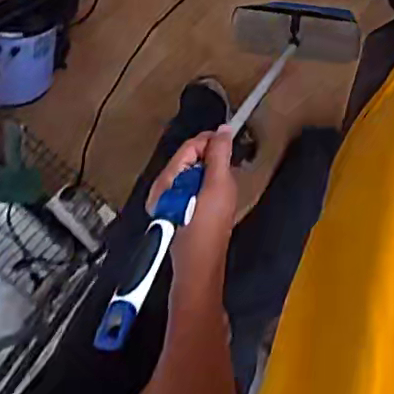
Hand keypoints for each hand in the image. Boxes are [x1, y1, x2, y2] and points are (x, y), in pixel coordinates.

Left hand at [146, 125, 237, 278]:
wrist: (201, 263)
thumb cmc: (209, 225)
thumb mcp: (219, 183)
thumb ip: (220, 154)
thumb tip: (223, 130)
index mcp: (167, 180)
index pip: (190, 145)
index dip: (212, 140)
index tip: (231, 144)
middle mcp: (163, 188)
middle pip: (190, 157)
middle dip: (212, 158)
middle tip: (228, 169)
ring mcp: (169, 199)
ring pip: (194, 171)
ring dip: (212, 172)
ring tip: (224, 184)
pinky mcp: (177, 208)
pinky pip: (193, 184)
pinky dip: (208, 184)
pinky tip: (217, 196)